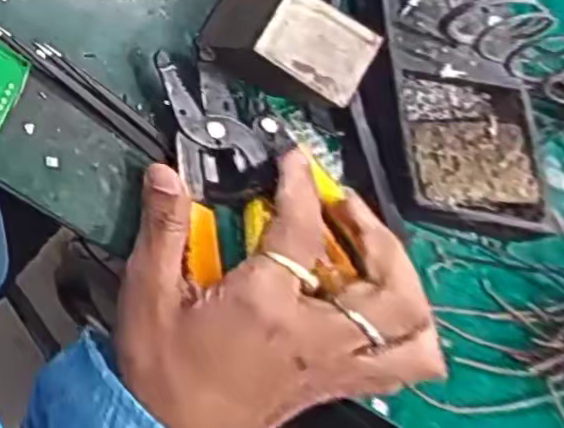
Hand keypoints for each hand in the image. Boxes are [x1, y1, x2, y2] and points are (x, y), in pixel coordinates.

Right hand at [116, 151, 445, 427]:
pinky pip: (408, 360)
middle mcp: (317, 336)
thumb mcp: (148, 282)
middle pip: (389, 288)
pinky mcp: (343, 381)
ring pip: (415, 329)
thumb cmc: (162, 353)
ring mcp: (339, 363)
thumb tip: (167, 174)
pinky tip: (375, 305)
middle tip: (344, 201)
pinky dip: (408, 326)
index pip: (299, 235)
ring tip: (372, 249)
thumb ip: (163, 225)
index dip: (299, 189)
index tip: (296, 162)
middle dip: (376, 235)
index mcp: (266, 306)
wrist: (175, 419)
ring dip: (404, 281)